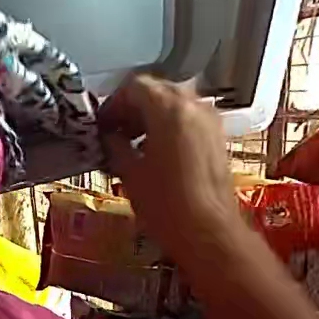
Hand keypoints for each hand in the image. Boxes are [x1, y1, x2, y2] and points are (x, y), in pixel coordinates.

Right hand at [99, 75, 247, 266]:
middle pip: (157, 90)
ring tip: (132, 143)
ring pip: (174, 103)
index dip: (112, 103)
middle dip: (132, 107)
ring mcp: (210, 120)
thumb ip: (115, 145)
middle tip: (113, 132)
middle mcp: (193, 105)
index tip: (100, 125)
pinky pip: (188, 118)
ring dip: (150, 116)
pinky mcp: (217, 137)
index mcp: (168, 109)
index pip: (134, 86)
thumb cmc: (164, 205)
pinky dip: (168, 126)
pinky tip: (154, 153)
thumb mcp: (129, 174)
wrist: (208, 232)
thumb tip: (108, 136)